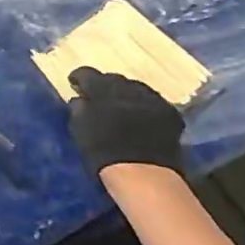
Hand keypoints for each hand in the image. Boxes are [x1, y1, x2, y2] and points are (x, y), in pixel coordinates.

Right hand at [67, 67, 186, 176]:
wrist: (140, 170)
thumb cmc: (100, 149)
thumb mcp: (78, 126)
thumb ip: (78, 108)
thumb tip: (79, 98)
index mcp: (104, 89)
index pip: (87, 73)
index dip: (78, 77)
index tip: (73, 85)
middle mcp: (130, 88)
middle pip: (115, 79)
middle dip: (104, 85)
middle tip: (97, 97)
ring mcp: (154, 99)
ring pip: (136, 88)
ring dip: (126, 94)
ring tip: (119, 106)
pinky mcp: (171, 112)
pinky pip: (154, 102)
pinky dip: (144, 105)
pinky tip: (139, 116)